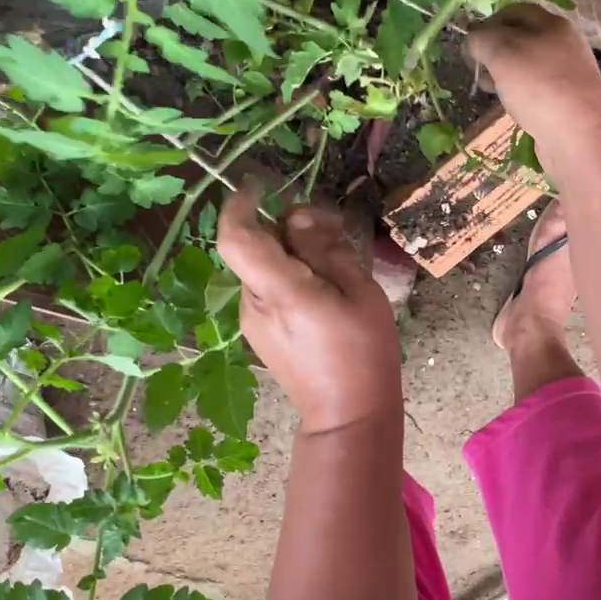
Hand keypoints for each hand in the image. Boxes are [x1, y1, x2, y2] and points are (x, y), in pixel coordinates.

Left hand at [216, 187, 401, 433]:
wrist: (347, 414)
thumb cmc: (364, 352)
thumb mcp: (360, 292)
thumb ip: (326, 249)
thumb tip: (299, 217)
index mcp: (280, 291)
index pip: (236, 237)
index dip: (240, 204)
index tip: (261, 185)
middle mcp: (254, 303)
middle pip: (254, 248)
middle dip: (285, 228)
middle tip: (330, 228)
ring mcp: (252, 321)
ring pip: (261, 268)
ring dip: (289, 253)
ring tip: (334, 262)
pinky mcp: (260, 333)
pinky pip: (267, 289)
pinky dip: (288, 275)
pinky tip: (323, 290)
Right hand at [467, 3, 600, 151]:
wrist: (580, 136)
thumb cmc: (539, 86)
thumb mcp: (501, 52)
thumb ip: (481, 39)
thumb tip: (474, 40)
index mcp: (552, 24)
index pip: (514, 11)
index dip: (488, 23)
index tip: (470, 45)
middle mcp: (564, 45)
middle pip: (521, 39)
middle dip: (495, 51)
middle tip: (478, 69)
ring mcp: (568, 75)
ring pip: (528, 66)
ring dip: (505, 74)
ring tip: (490, 89)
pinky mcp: (567, 102)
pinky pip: (537, 89)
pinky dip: (520, 94)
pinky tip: (511, 107)